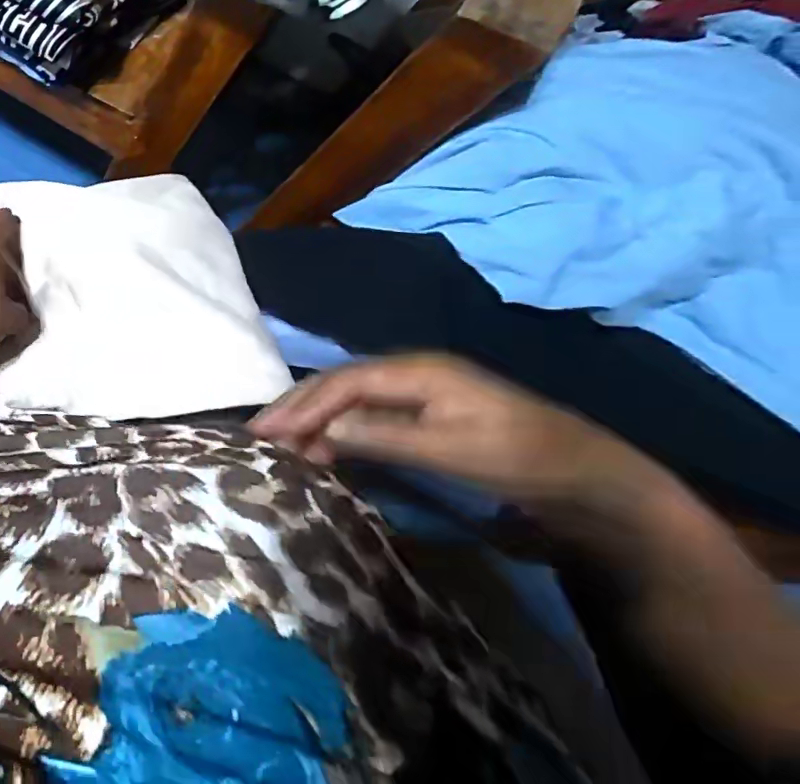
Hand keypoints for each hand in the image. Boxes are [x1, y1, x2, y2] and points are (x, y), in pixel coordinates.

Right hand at [249, 354, 662, 515]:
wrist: (596, 482)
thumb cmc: (527, 461)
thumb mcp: (456, 450)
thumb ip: (385, 435)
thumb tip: (322, 427)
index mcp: (417, 371)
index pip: (343, 383)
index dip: (303, 405)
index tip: (269, 431)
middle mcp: (408, 373)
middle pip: (335, 385)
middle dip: (295, 408)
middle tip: (258, 434)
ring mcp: (414, 392)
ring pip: (344, 400)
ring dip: (311, 421)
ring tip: (282, 447)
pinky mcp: (419, 414)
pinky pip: (361, 415)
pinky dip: (334, 431)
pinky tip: (320, 449)